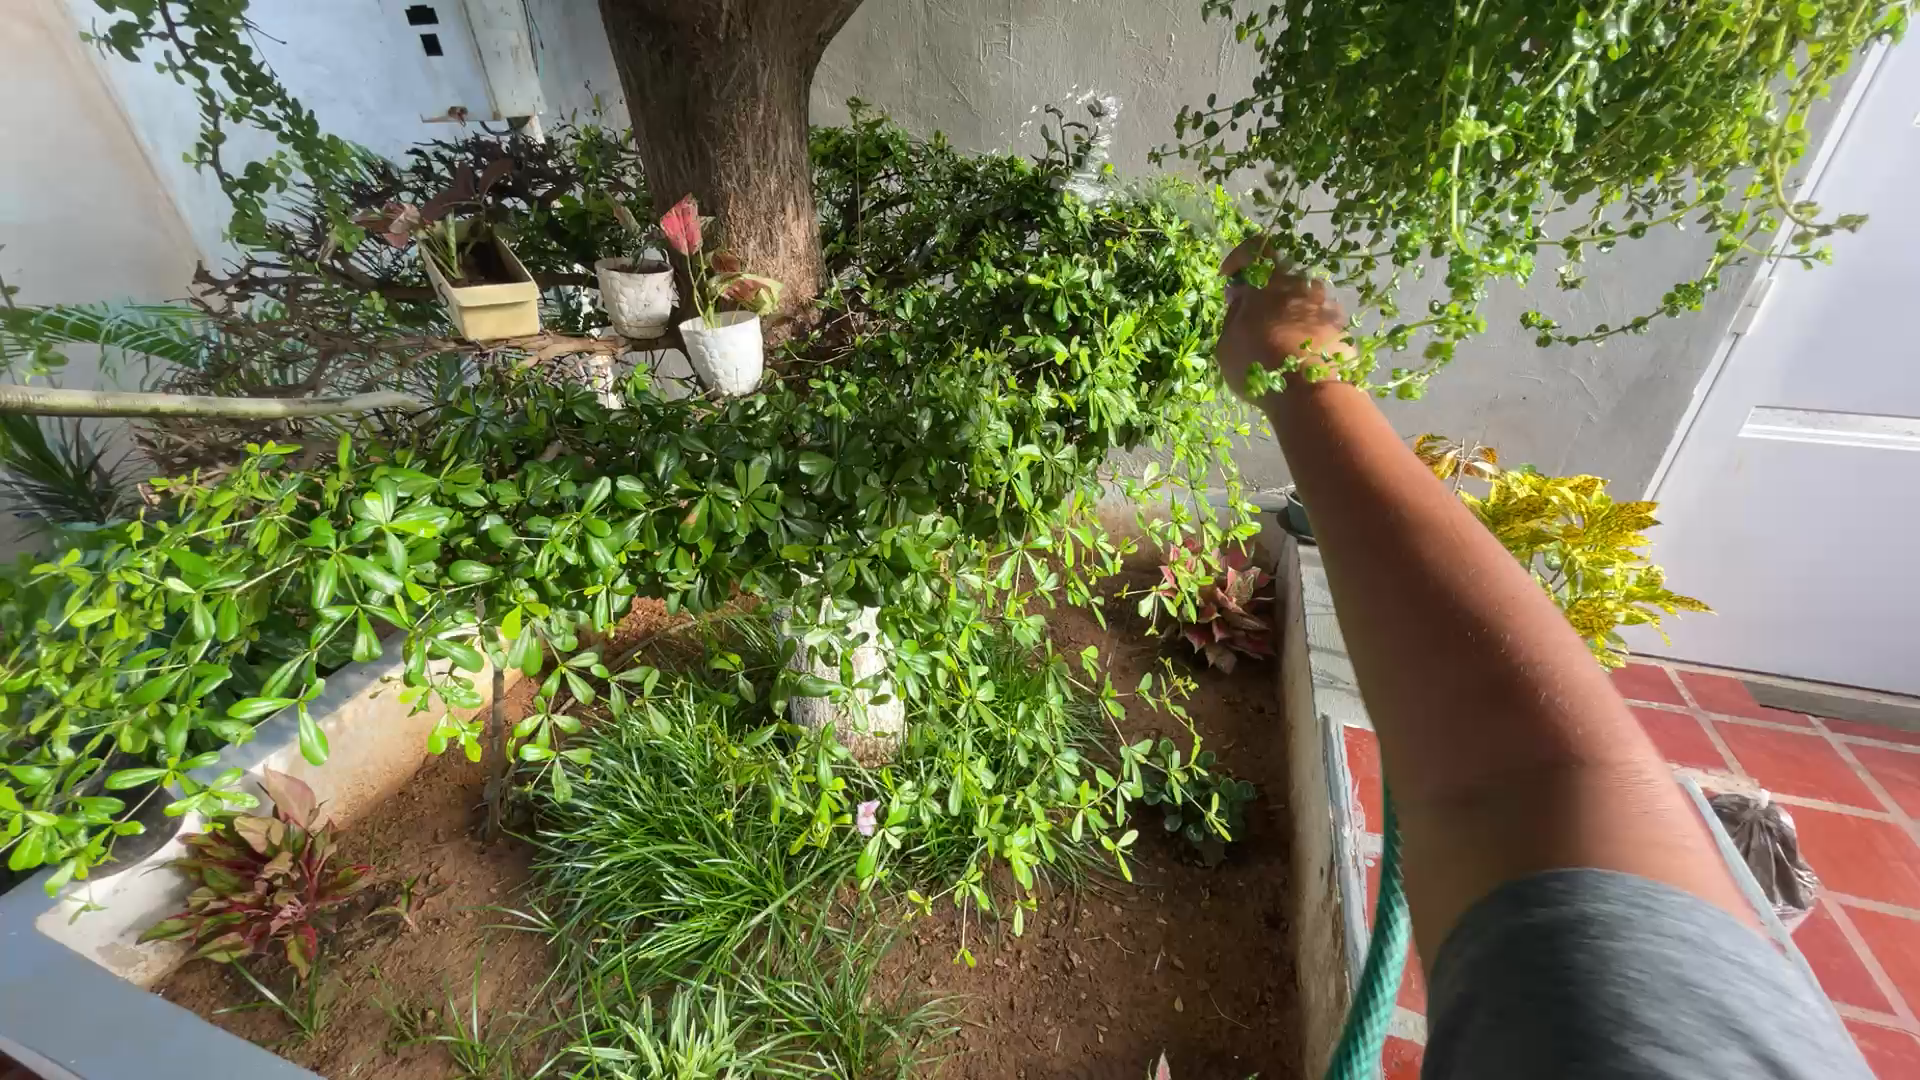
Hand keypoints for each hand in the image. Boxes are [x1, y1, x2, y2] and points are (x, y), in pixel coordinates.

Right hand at [1216, 238, 1353, 402]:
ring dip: (1286, 314)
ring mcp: (1326, 306)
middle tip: (1251, 318)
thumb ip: (1232, 315)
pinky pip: (1317, 322)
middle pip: (1281, 276)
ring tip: (1276, 344)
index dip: (1239, 258)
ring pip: (1301, 300)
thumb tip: (1239, 298)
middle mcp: (1303, 285)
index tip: (1229, 278)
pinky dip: (1304, 332)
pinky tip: (1296, 358)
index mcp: (1271, 281)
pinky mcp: (1342, 328)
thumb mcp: (1226, 343)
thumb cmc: (1258, 363)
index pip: (1255, 248)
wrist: (1310, 391)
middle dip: (1264, 292)